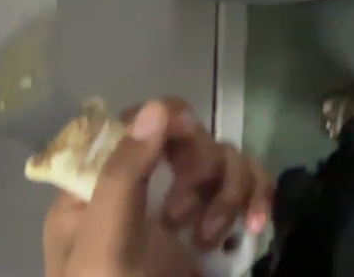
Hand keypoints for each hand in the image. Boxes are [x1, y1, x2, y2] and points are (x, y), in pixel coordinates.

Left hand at [43, 99, 272, 276]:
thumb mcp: (107, 247)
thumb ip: (124, 176)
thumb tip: (157, 106)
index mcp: (94, 196)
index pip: (131, 126)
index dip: (164, 122)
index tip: (185, 137)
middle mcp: (140, 194)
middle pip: (188, 137)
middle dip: (201, 167)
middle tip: (188, 211)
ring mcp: (183, 211)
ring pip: (226, 159)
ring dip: (231, 191)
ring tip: (214, 237)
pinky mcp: (219, 227)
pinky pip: (251, 185)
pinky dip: (258, 199)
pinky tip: (257, 225)